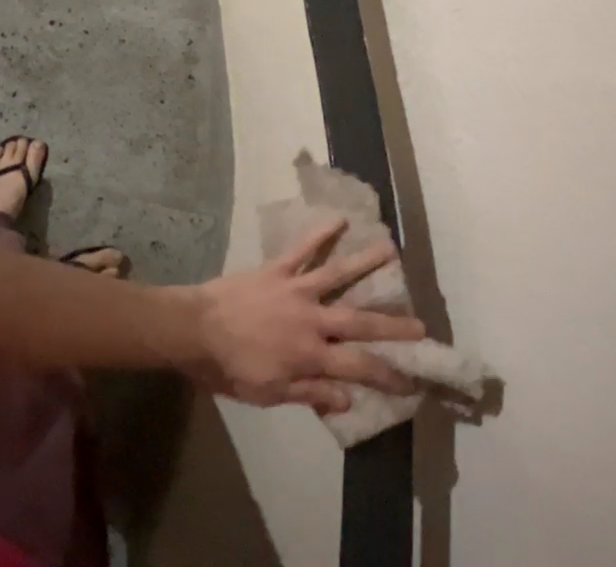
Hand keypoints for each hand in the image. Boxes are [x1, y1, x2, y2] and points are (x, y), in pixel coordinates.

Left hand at [182, 218, 426, 412]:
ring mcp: (296, 291)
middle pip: (360, 322)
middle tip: (421, 324)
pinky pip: (302, 249)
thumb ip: (310, 393)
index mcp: (310, 355)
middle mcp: (311, 320)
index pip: (360, 367)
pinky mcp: (277, 270)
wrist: (193, 331)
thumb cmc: (229, 368)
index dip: (389, 375)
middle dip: (393, 324)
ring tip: (392, 250)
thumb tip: (349, 398)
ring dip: (366, 262)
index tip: (413, 380)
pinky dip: (320, 233)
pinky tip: (339, 217)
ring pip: (338, 275)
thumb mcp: (268, 393)